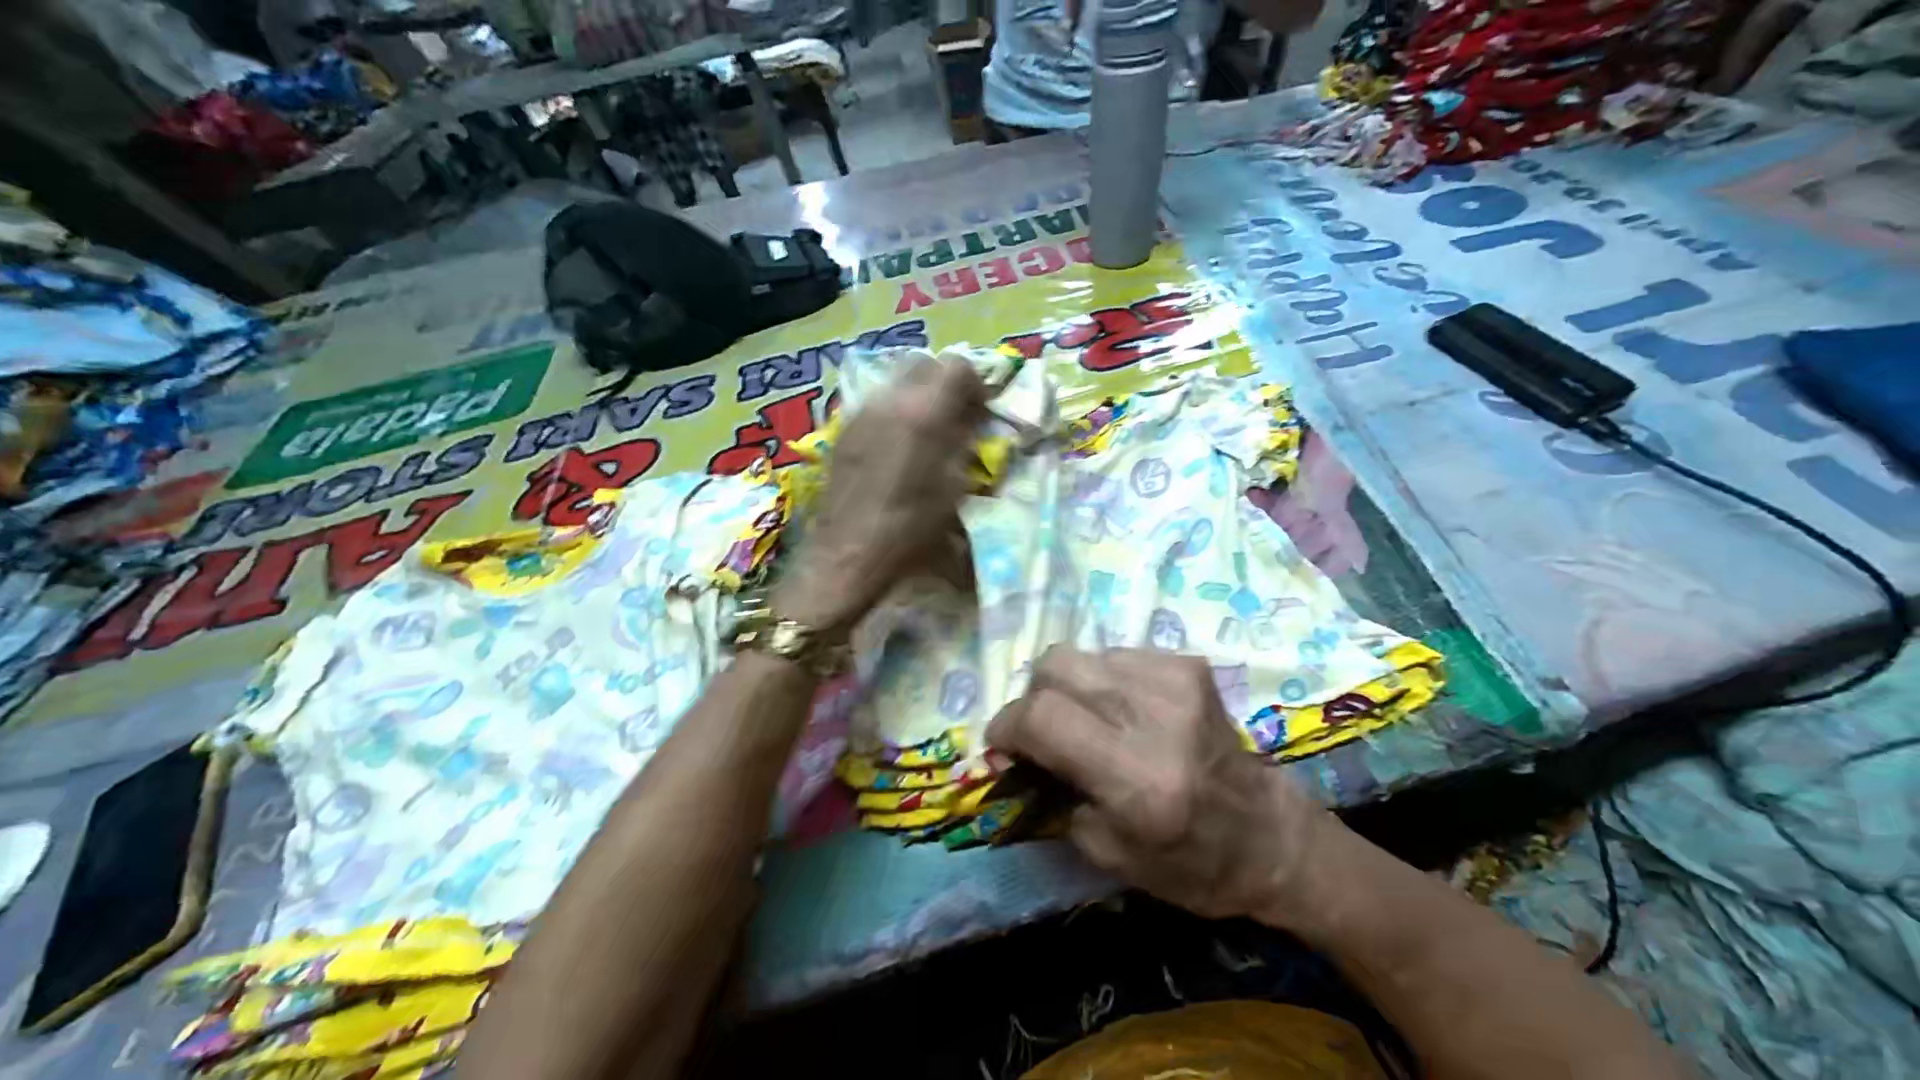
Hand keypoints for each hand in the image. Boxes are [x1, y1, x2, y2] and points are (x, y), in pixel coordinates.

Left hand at [774, 353, 985, 631]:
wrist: (847, 553)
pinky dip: (896, 410)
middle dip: (945, 383)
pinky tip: (898, 445)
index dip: (975, 384)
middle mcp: (890, 399)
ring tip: (927, 431)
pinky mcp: (844, 428)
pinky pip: (877, 402)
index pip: (958, 366)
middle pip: (925, 363)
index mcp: (924, 412)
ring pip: (898, 381)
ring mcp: (862, 411)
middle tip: (956, 416)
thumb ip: (965, 442)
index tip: (980, 411)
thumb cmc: (910, 529)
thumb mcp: (954, 487)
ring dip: (919, 395)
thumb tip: (970, 420)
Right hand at [987, 646, 1332, 919]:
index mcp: (1136, 777)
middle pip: (1055, 666)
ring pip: (1081, 655)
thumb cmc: (1188, 863)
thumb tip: (1011, 751)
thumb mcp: (1106, 850)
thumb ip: (1050, 791)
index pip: (1042, 717)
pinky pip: (1115, 655)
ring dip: (1068, 688)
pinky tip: (1122, 712)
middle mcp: (1156, 715)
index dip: (1007, 725)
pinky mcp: (1189, 666)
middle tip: (1040, 732)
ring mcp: (1177, 681)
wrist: (1270, 838)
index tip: (1002, 745)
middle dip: (1032, 698)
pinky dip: (1102, 681)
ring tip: (1085, 722)